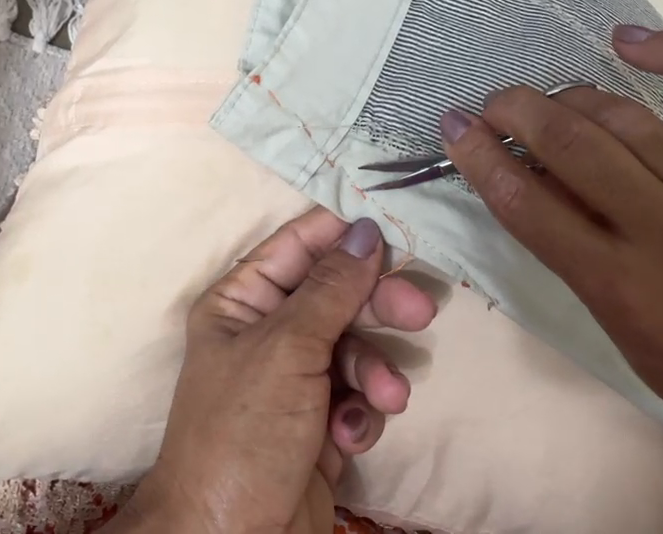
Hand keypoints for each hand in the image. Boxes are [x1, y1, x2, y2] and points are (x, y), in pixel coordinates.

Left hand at [111, 209, 435, 533]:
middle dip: (376, 306)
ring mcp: (295, 378)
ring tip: (383, 398)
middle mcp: (267, 331)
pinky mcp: (320, 422)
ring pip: (354, 348)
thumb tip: (364, 231)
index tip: (392, 224)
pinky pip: (356, 397)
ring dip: (373, 371)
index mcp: (241, 300)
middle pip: (336, 296)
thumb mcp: (286, 350)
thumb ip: (331, 289)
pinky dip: (361, 414)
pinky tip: (348, 438)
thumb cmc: (244, 429)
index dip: (341, 232)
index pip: (297, 246)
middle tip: (420, 310)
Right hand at [440, 26, 662, 533]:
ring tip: (543, 98)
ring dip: (568, 98)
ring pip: (626, 117)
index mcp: (623, 285)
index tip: (453, 127)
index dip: (478, 156)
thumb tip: (527, 181)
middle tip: (489, 106)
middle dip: (514, 112)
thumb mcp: (624, 333)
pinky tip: (627, 38)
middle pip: (571, 145)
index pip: (526, 202)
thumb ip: (573, 253)